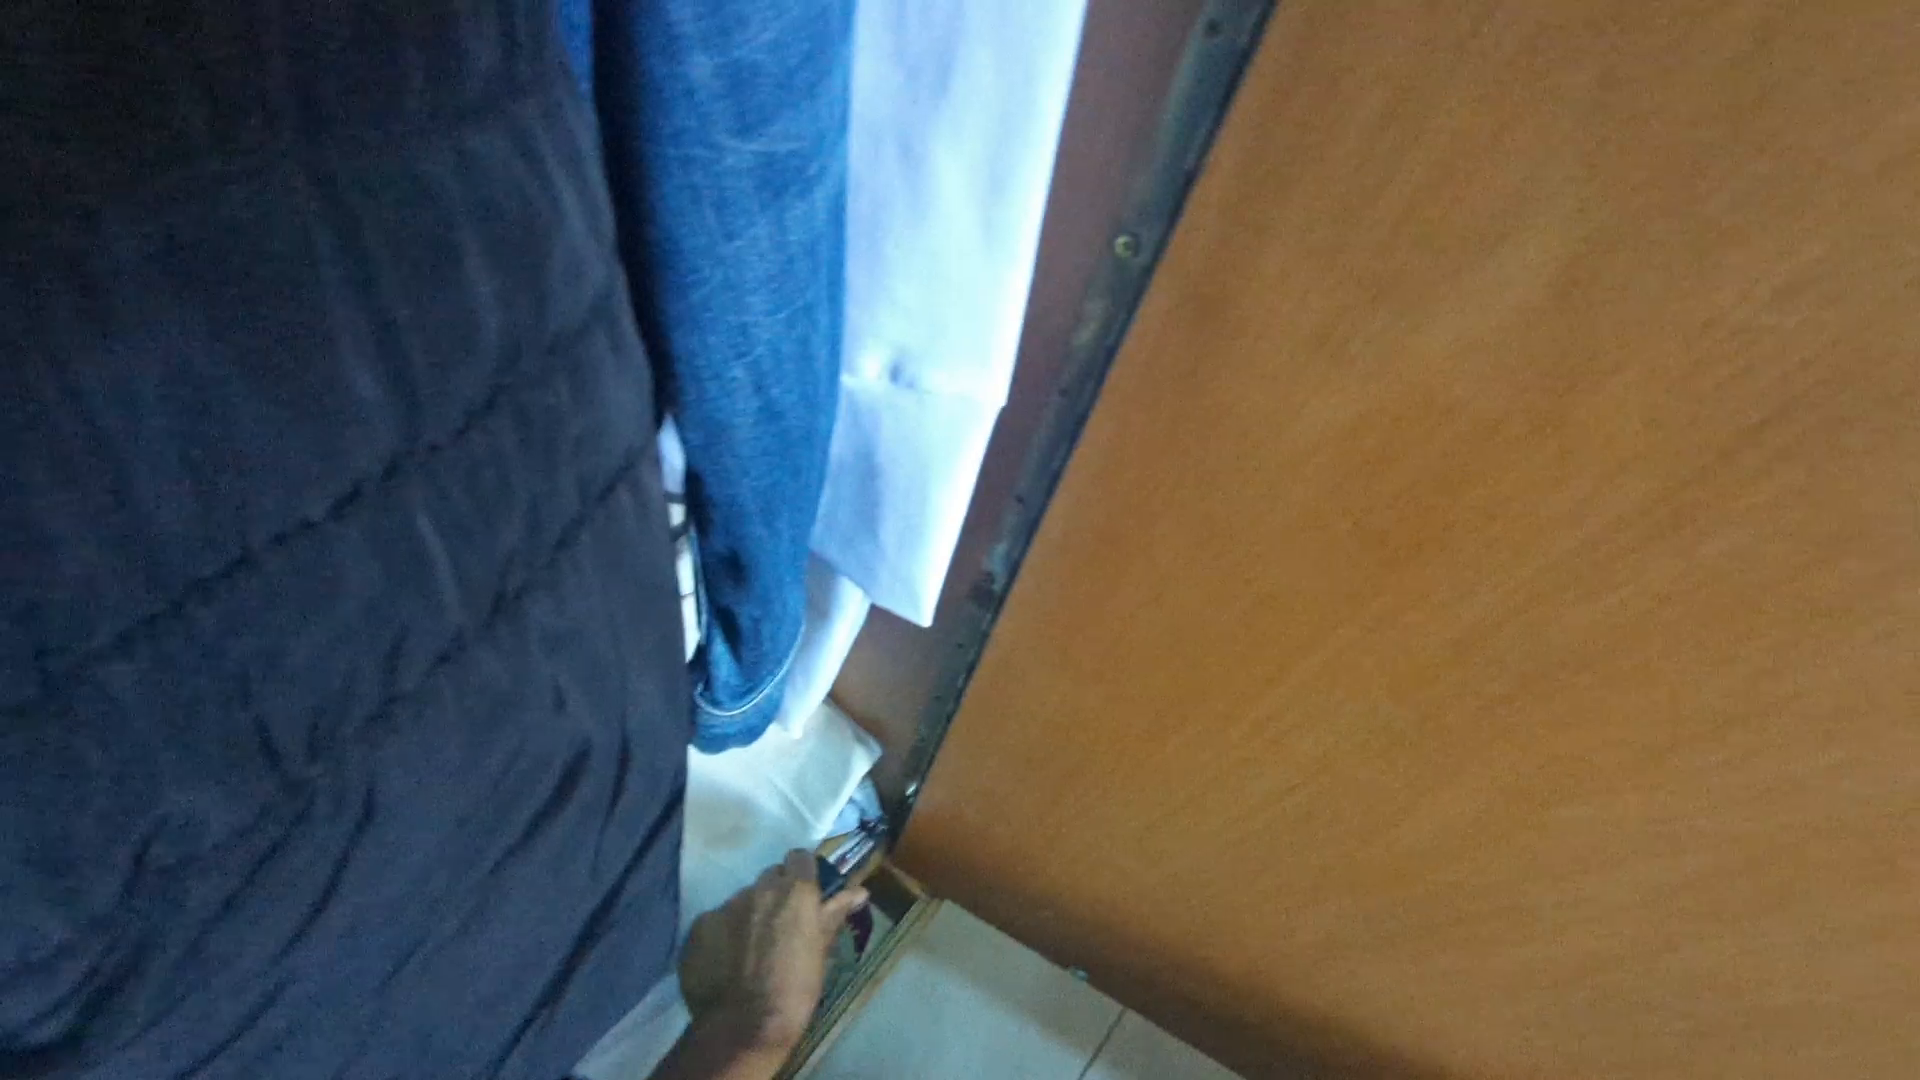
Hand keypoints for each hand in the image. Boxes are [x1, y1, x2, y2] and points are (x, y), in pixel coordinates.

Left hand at [679, 849, 868, 1056]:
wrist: (744, 1026)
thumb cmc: (796, 986)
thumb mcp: (822, 949)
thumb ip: (836, 912)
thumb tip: (860, 891)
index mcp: (796, 889)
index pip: (799, 857)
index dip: (802, 872)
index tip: (804, 894)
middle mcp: (761, 887)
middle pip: (770, 876)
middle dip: (776, 893)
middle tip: (779, 924)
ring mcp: (728, 904)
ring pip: (743, 898)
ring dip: (750, 913)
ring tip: (751, 948)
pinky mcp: (700, 924)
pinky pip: (716, 919)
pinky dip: (723, 932)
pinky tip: (727, 959)